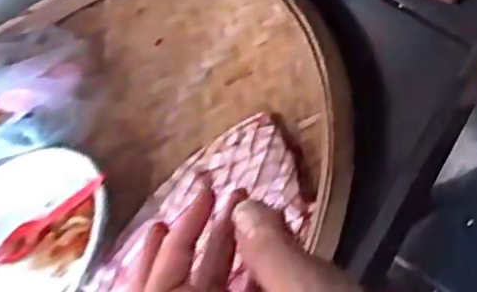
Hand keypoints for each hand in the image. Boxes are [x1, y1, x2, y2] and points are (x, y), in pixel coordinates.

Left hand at [120, 178, 360, 291]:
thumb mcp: (306, 289)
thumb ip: (272, 251)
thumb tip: (243, 207)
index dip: (170, 247)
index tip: (198, 196)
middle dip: (186, 246)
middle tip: (207, 194)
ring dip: (216, 254)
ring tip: (237, 208)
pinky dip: (238, 276)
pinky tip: (258, 245)